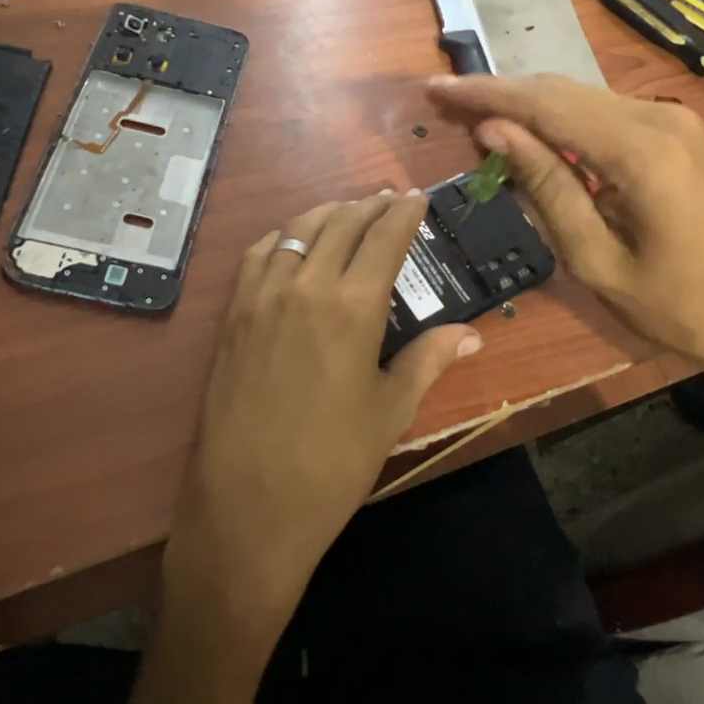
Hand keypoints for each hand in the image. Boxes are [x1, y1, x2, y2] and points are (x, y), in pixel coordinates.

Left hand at [166, 192, 482, 618]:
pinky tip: (292, 243)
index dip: (404, 214)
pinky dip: (282, 237)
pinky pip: (257, 256)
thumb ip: (428, 361)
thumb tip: (471, 335)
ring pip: (297, 232)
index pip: (384, 239)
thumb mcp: (391, 412)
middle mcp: (305, 286)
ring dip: (327, 214)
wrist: (249, 506)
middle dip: (369, 206)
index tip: (418, 197)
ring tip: (347, 212)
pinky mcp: (232, 316)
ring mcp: (261, 298)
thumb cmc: (332, 464)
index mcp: (353, 307)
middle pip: (341, 225)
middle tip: (388, 199)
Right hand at [427, 74, 703, 397]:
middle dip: (499, 92)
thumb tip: (495, 132)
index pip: (546, 105)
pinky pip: (605, 113)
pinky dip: (560, 119)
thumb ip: (547, 189)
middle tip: (444, 98)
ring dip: (527, 103)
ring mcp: (676, 123)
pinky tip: (528, 129)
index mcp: (644, 153)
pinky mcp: (679, 134)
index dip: (486, 94)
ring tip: (473, 112)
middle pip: (562, 91)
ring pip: (582, 97)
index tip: (436, 88)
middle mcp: (662, 120)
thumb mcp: (597, 260)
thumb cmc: (678, 308)